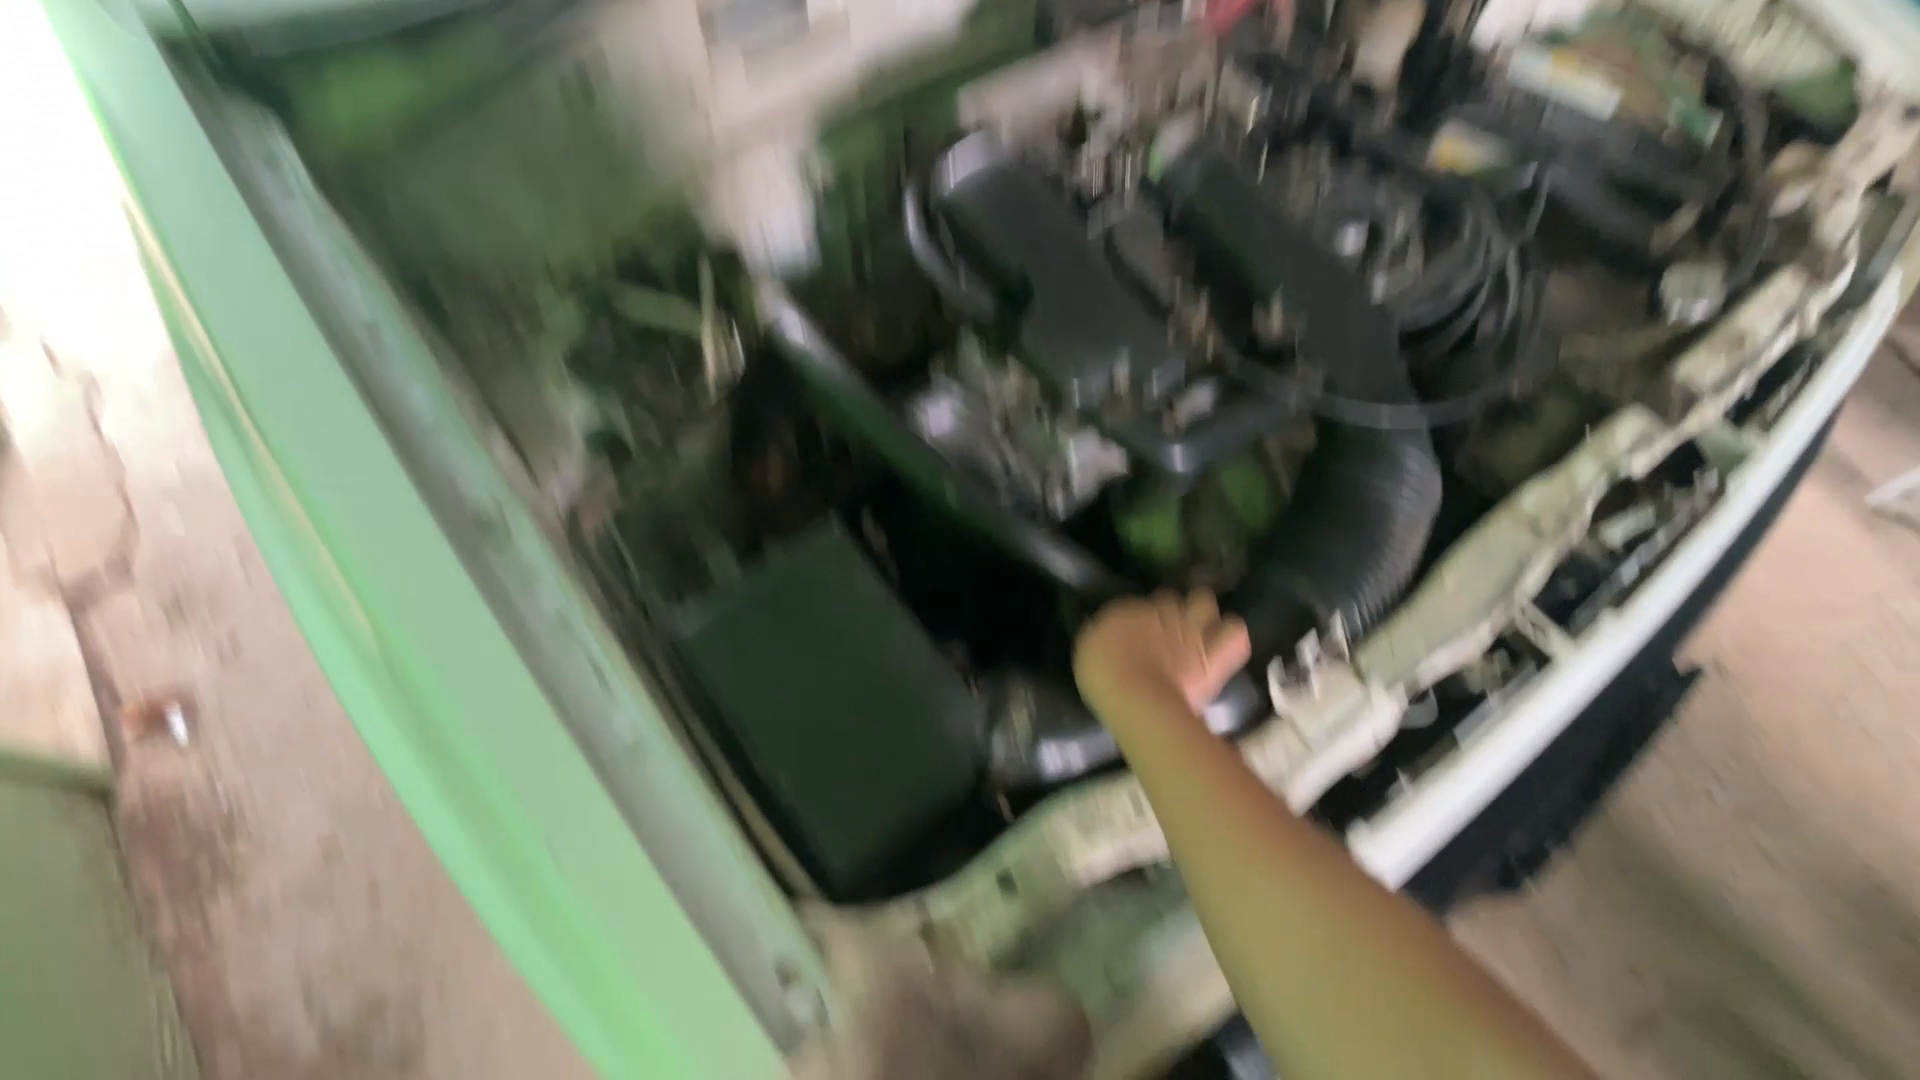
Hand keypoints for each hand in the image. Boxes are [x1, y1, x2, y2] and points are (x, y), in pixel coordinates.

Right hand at [1073, 589, 1252, 720]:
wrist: (1137, 697)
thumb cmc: (1103, 679)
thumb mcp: (1090, 652)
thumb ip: (1103, 638)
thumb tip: (1109, 636)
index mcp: (1127, 611)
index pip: (1139, 604)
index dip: (1142, 619)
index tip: (1140, 636)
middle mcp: (1160, 611)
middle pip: (1170, 597)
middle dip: (1172, 609)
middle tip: (1168, 630)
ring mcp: (1190, 629)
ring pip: (1204, 600)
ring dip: (1202, 612)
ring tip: (1200, 630)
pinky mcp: (1214, 652)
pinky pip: (1235, 632)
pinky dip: (1230, 635)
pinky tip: (1224, 644)